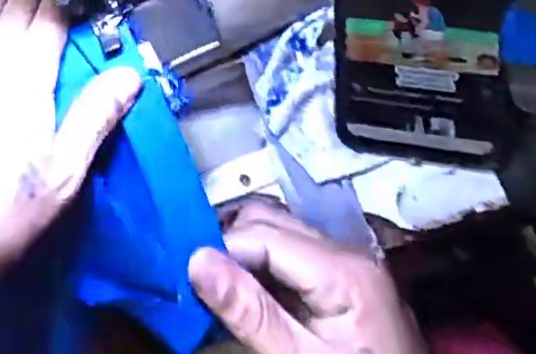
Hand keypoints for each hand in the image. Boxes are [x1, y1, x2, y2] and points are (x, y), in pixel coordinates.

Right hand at [189, 201, 425, 353]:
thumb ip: (251, 314)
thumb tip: (194, 259)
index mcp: (345, 270)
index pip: (262, 234)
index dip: (220, 252)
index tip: (186, 280)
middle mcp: (348, 253)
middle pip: (268, 222)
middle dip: (227, 245)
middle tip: (195, 281)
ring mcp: (349, 267)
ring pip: (275, 231)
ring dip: (241, 252)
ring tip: (215, 285)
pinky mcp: (345, 285)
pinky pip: (290, 254)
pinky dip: (260, 266)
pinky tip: (245, 294)